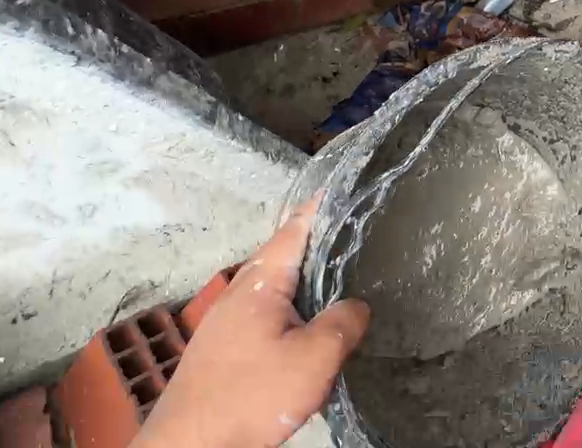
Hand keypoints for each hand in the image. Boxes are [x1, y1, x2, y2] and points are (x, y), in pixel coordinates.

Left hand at [132, 200, 370, 447]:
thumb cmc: (251, 395)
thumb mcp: (316, 356)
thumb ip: (345, 320)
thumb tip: (355, 307)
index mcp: (259, 284)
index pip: (295, 229)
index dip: (321, 207)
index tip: (343, 186)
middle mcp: (238, 295)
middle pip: (285, 256)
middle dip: (319, 242)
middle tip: (359, 231)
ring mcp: (226, 325)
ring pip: (276, 287)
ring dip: (307, 279)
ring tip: (344, 275)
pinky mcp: (223, 353)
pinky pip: (269, 313)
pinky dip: (295, 306)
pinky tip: (312, 322)